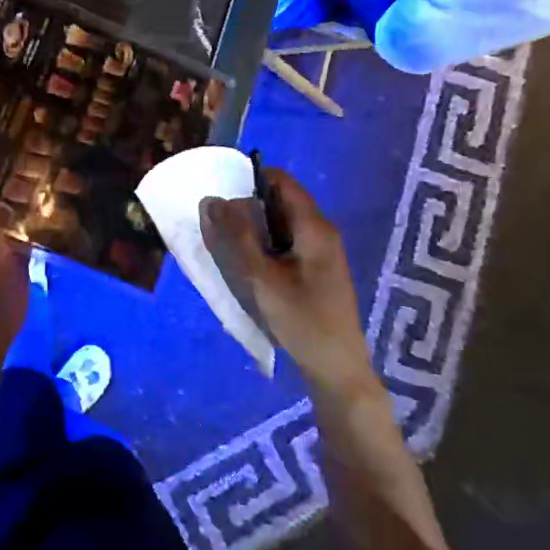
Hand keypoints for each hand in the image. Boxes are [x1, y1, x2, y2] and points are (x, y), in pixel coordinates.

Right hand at [201, 169, 374, 395]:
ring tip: (231, 248)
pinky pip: (288, 243)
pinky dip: (267, 247)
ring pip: (283, 224)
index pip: (282, 181)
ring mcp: (323, 251)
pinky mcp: (318, 270)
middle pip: (281, 202)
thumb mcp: (262, 279)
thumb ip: (236, 238)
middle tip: (220, 228)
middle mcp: (322, 231)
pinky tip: (251, 267)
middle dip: (249, 208)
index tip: (222, 197)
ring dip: (256, 230)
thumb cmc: (302, 321)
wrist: (337, 368)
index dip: (250, 181)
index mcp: (314, 227)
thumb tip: (212, 200)